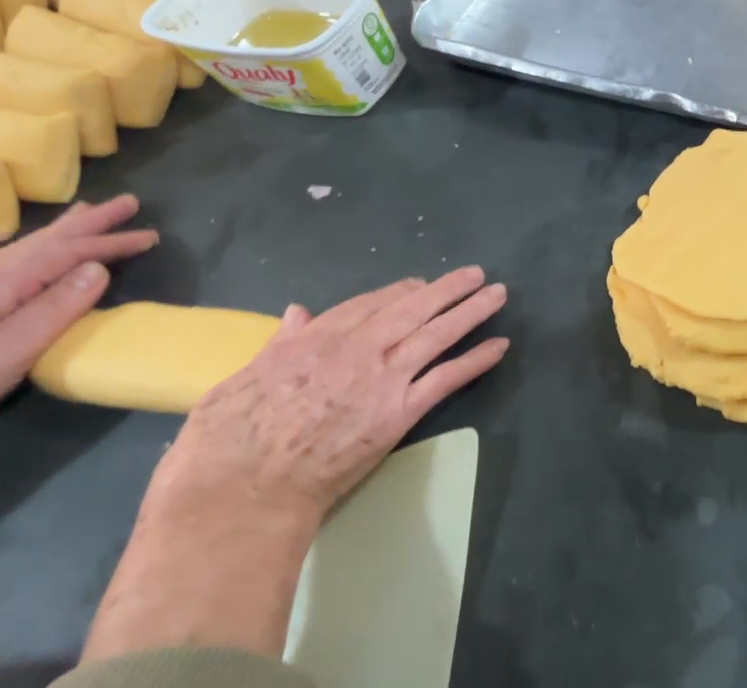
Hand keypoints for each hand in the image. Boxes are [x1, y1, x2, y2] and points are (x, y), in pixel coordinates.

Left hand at [0, 195, 158, 397]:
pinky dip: (38, 244)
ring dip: (64, 228)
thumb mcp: (13, 349)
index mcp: (5, 283)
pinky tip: (39, 246)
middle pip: (44, 241)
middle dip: (89, 221)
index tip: (151, 237)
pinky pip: (14, 258)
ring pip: (26, 246)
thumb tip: (99, 268)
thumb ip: (55, 309)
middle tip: (128, 202)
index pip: (65, 253)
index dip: (110, 242)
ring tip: (88, 210)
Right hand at [156, 266, 511, 523]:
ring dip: (471, 311)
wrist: (240, 499)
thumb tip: (297, 314)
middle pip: (410, 310)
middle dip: (447, 289)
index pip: (366, 305)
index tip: (419, 285)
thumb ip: (276, 348)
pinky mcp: (400, 414)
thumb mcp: (234, 384)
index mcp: (310, 344)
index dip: (398, 292)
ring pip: (436, 335)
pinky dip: (476, 360)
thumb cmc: (220, 449)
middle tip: (476, 275)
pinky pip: (447, 378)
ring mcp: (382, 381)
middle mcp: (354, 353)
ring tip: (498, 294)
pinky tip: (500, 346)